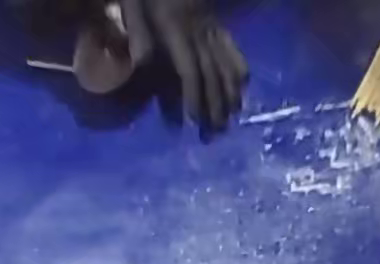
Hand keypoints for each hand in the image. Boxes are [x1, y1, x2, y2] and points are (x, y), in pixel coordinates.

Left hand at [122, 0, 247, 128]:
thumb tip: (140, 64)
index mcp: (177, 30)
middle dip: (214, 108)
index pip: (190, 71)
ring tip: (229, 122)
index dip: (194, 97)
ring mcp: (213, 30)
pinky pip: (234, 50)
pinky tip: (242, 91)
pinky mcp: (220, 26)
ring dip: (229, 97)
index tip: (195, 121)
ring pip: (226, 66)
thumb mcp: (137, 7)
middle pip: (211, 76)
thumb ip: (140, 34)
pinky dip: (239, 72)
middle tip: (213, 135)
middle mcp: (200, 34)